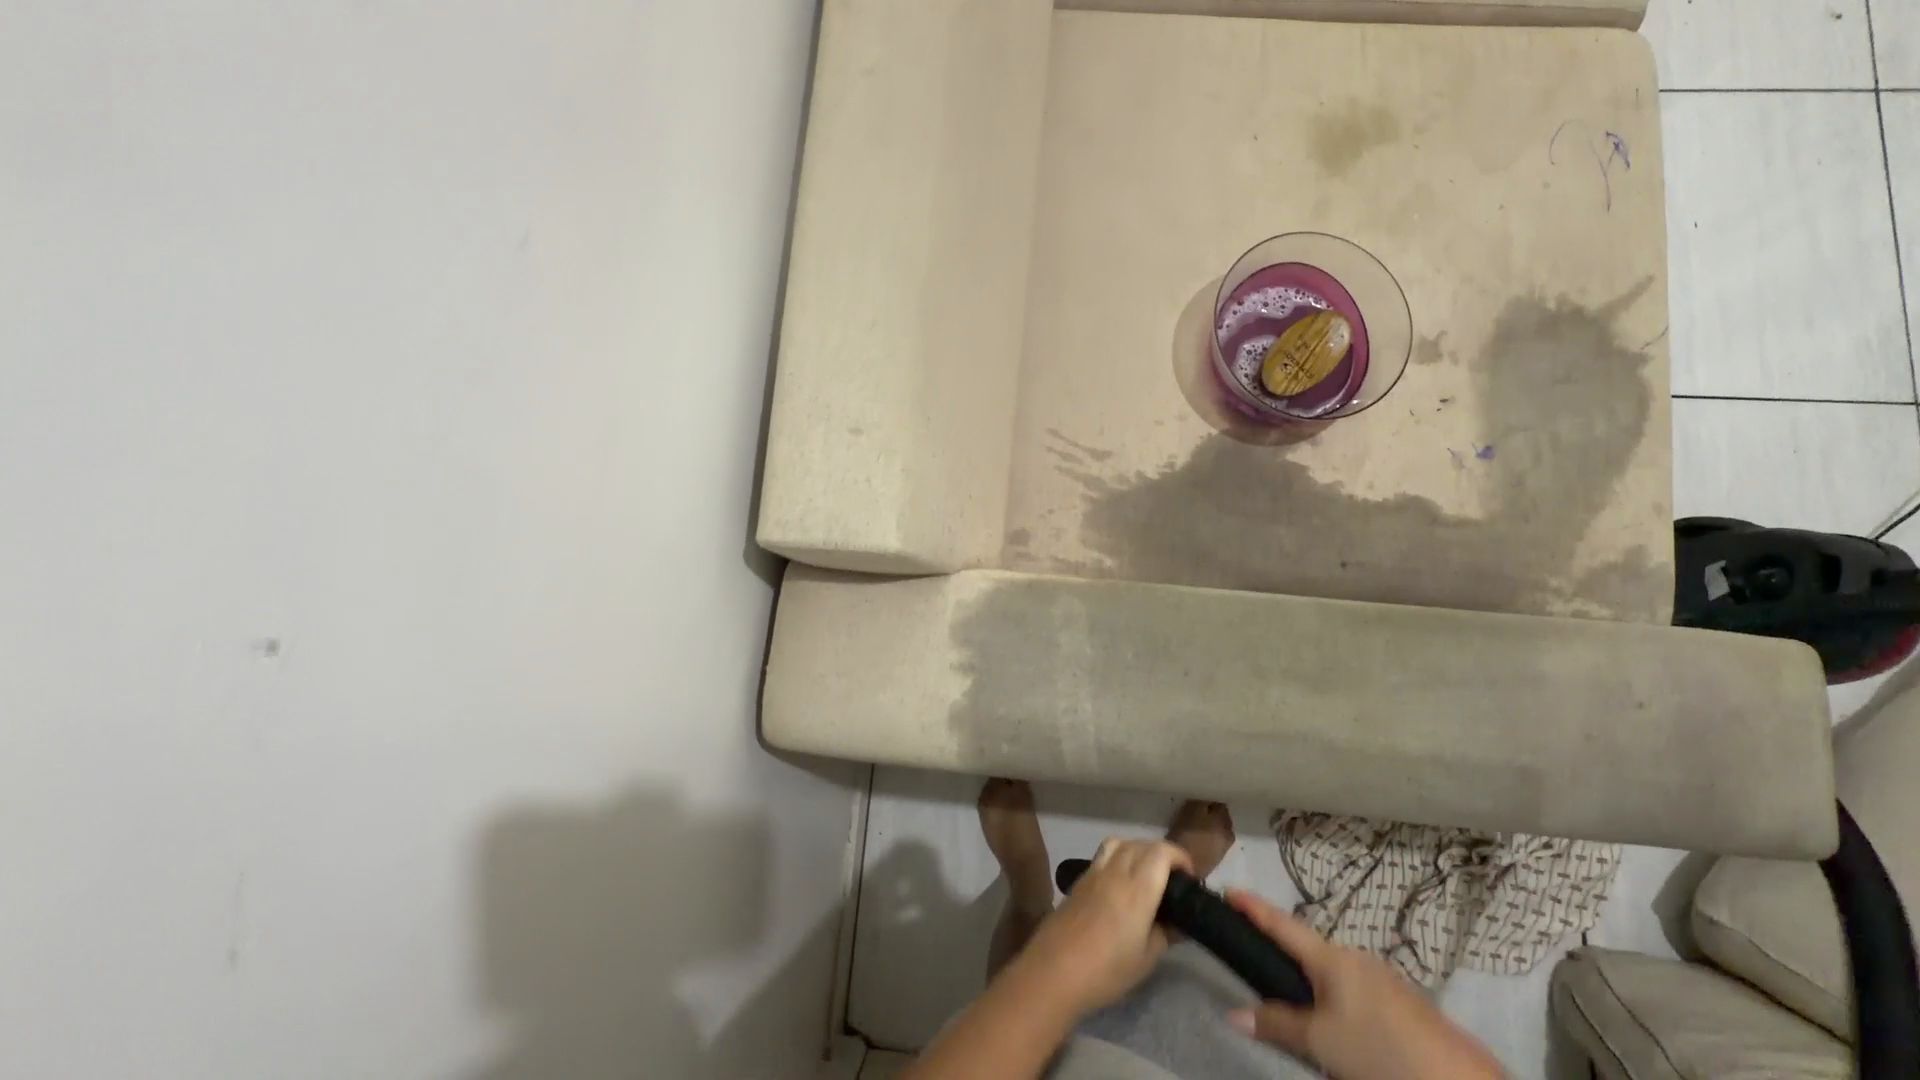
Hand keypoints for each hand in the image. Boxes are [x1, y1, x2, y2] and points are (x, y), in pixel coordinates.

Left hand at [1015, 838, 1193, 1016]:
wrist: (1053, 971)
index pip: (1161, 852)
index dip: (1180, 856)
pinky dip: (1118, 858)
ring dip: (1137, 850)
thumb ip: (1165, 935)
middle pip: (1141, 843)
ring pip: (1119, 843)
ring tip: (1146, 875)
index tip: (1189, 877)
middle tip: (1172, 878)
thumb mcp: (1146, 959)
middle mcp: (1115, 872)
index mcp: (1137, 888)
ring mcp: (1092, 874)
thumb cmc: (1106, 970)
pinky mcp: (1077, 883)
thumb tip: (1178, 924)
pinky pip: (1102, 856)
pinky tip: (1120, 885)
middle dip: (1162, 853)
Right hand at [1223, 890, 1505, 1079]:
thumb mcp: (1320, 1041)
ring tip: (1291, 1005)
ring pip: (1333, 976)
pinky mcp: (1401, 1006)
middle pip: (1308, 950)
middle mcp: (1357, 959)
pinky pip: (1354, 994)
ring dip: (1310, 985)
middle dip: (1282, 953)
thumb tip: (1233, 1013)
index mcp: (1332, 957)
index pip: (1282, 925)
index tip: (1229, 888)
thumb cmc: (1379, 1050)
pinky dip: (1334, 1003)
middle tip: (1253, 958)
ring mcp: (1383, 981)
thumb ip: (1277, 1024)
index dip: (1253, 907)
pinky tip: (1334, 1029)